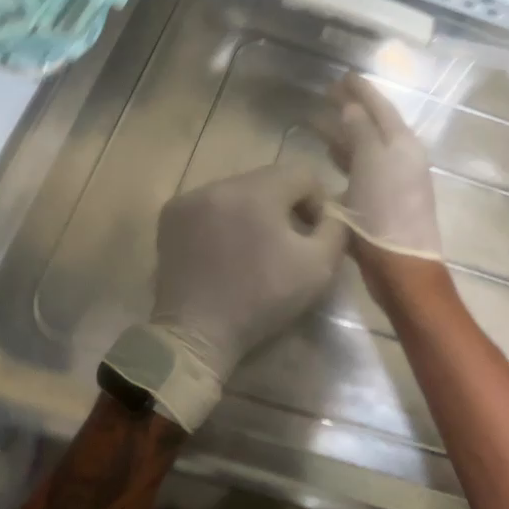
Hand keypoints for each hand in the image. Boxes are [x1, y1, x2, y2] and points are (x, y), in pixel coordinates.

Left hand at [145, 164, 346, 423]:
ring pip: (238, 191)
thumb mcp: (318, 267)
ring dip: (252, 211)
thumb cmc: (262, 300)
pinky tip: (224, 250)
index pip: (303, 173)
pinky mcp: (171, 215)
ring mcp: (191, 197)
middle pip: (268, 180)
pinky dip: (222, 219)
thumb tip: (334, 211)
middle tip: (287, 243)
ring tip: (254, 248)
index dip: (317, 202)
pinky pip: (210, 204)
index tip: (314, 235)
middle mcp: (222, 183)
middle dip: (284, 205)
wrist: (196, 335)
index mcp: (259, 190)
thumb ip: (337, 228)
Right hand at [323, 74, 445, 300]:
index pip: (380, 105)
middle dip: (350, 108)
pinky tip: (327, 159)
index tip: (342, 74)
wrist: (401, 267)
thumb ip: (361, 130)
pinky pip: (360, 170)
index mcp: (402, 143)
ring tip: (317, 121)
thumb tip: (352, 105)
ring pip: (364, 148)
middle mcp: (401, 157)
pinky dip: (345, 159)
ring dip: (344, 133)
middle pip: (372, 124)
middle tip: (326, 92)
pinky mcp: (382, 203)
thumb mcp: (370, 162)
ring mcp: (393, 181)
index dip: (361, 89)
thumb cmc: (384, 210)